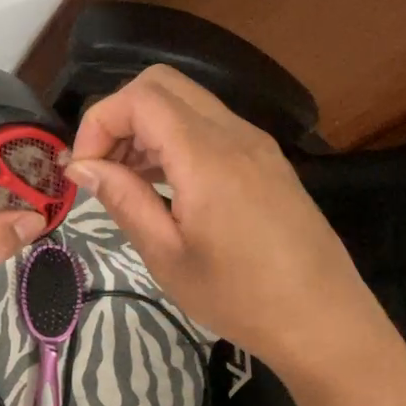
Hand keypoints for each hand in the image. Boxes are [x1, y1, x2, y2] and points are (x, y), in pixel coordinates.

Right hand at [67, 66, 405, 405]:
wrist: (324, 321)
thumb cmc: (239, 298)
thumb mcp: (166, 255)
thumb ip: (123, 200)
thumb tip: (81, 166)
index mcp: (207, 157)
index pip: (139, 98)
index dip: (98, 123)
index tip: (84, 172)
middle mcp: (234, 134)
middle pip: (162, 84)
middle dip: (118, 116)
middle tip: (103, 169)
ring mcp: (255, 144)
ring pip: (186, 102)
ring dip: (145, 128)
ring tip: (127, 183)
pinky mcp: (266, 160)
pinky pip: (209, 125)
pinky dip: (173, 140)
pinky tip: (163, 187)